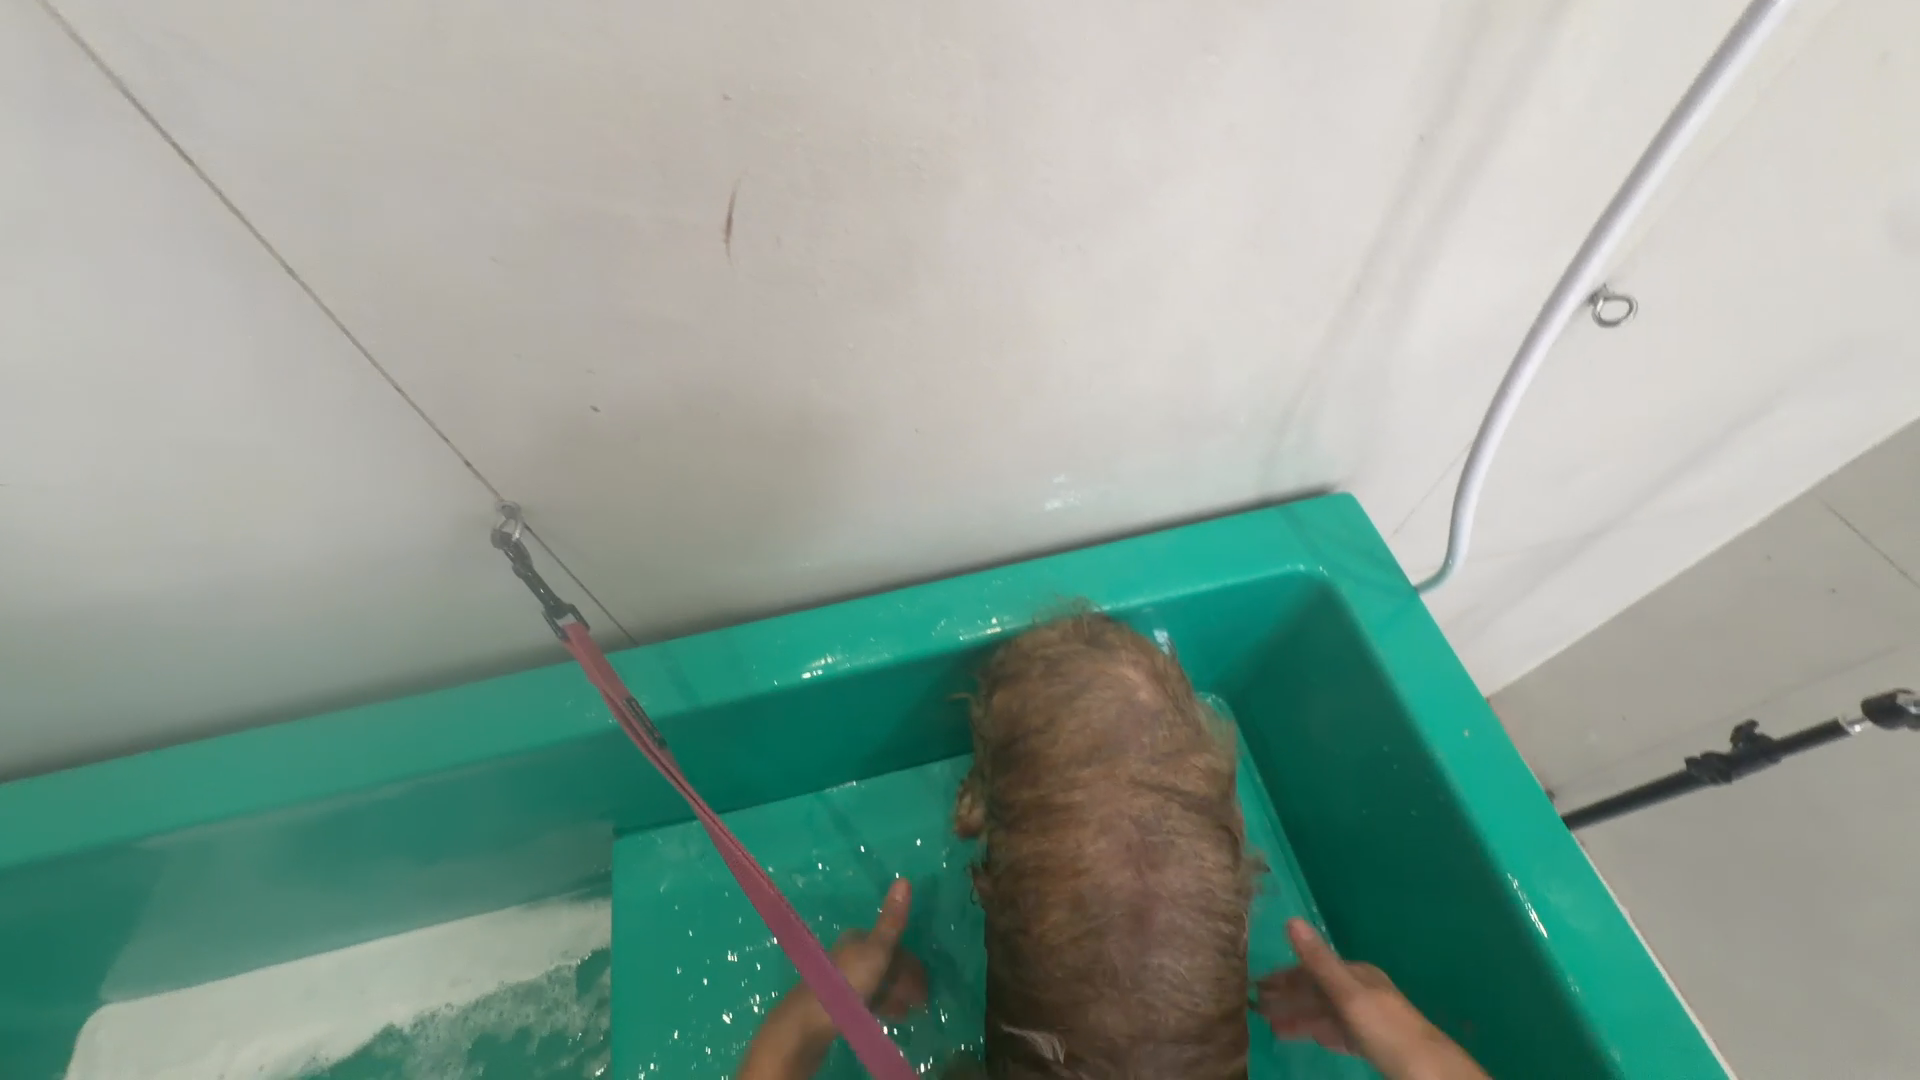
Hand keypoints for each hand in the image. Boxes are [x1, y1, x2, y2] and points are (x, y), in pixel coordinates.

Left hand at [740, 879, 927, 1079]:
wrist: (807, 1023)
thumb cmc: (846, 984)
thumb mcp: (875, 952)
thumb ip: (892, 921)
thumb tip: (904, 879)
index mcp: (859, 938)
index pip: (894, 945)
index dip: (912, 965)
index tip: (927, 986)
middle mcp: (851, 953)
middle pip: (886, 963)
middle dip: (906, 981)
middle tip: (923, 1002)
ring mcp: (843, 978)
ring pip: (878, 981)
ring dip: (896, 994)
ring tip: (911, 1012)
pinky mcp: (838, 1002)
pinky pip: (869, 998)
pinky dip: (883, 1004)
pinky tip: (892, 1017)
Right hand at [1255, 918, 1488, 1079]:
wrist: (1435, 1079)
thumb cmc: (1389, 1033)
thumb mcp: (1349, 995)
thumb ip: (1319, 961)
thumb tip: (1290, 919)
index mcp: (1357, 975)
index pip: (1311, 969)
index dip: (1283, 977)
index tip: (1255, 985)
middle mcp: (1362, 992)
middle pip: (1317, 991)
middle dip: (1287, 998)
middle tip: (1255, 1007)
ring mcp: (1369, 1020)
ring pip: (1325, 1013)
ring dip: (1298, 1017)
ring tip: (1270, 1025)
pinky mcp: (1374, 1046)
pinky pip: (1338, 1032)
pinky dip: (1318, 1031)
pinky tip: (1307, 1037)